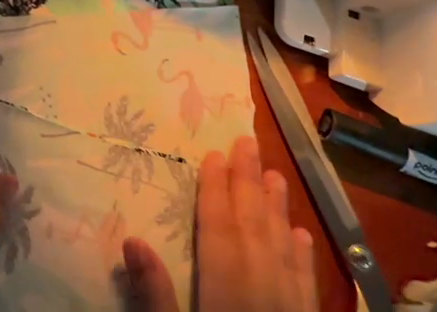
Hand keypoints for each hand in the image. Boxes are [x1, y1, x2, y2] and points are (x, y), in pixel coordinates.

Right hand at [120, 136, 318, 311]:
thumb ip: (154, 292)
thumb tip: (131, 239)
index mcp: (224, 285)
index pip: (219, 227)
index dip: (215, 188)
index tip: (213, 152)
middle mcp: (260, 285)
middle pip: (253, 226)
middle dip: (248, 182)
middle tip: (248, 142)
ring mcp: (289, 303)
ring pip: (282, 248)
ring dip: (277, 209)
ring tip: (276, 176)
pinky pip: (305, 282)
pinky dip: (302, 256)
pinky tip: (301, 235)